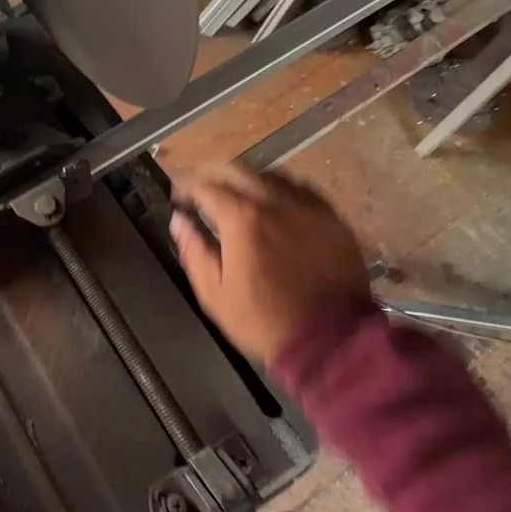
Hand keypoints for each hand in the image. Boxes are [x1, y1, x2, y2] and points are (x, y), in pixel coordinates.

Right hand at [169, 163, 370, 361]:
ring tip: (235, 194)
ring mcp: (308, 208)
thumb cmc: (265, 321)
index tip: (177, 195)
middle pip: (237, 170)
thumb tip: (179, 221)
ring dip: (246, 179)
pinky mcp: (332, 219)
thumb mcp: (216, 294)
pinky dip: (279, 191)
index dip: (186, 186)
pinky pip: (300, 191)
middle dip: (212, 174)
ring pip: (270, 175)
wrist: (333, 341)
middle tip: (200, 187)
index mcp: (243, 220)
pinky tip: (273, 205)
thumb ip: (194, 252)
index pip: (206, 187)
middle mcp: (276, 203)